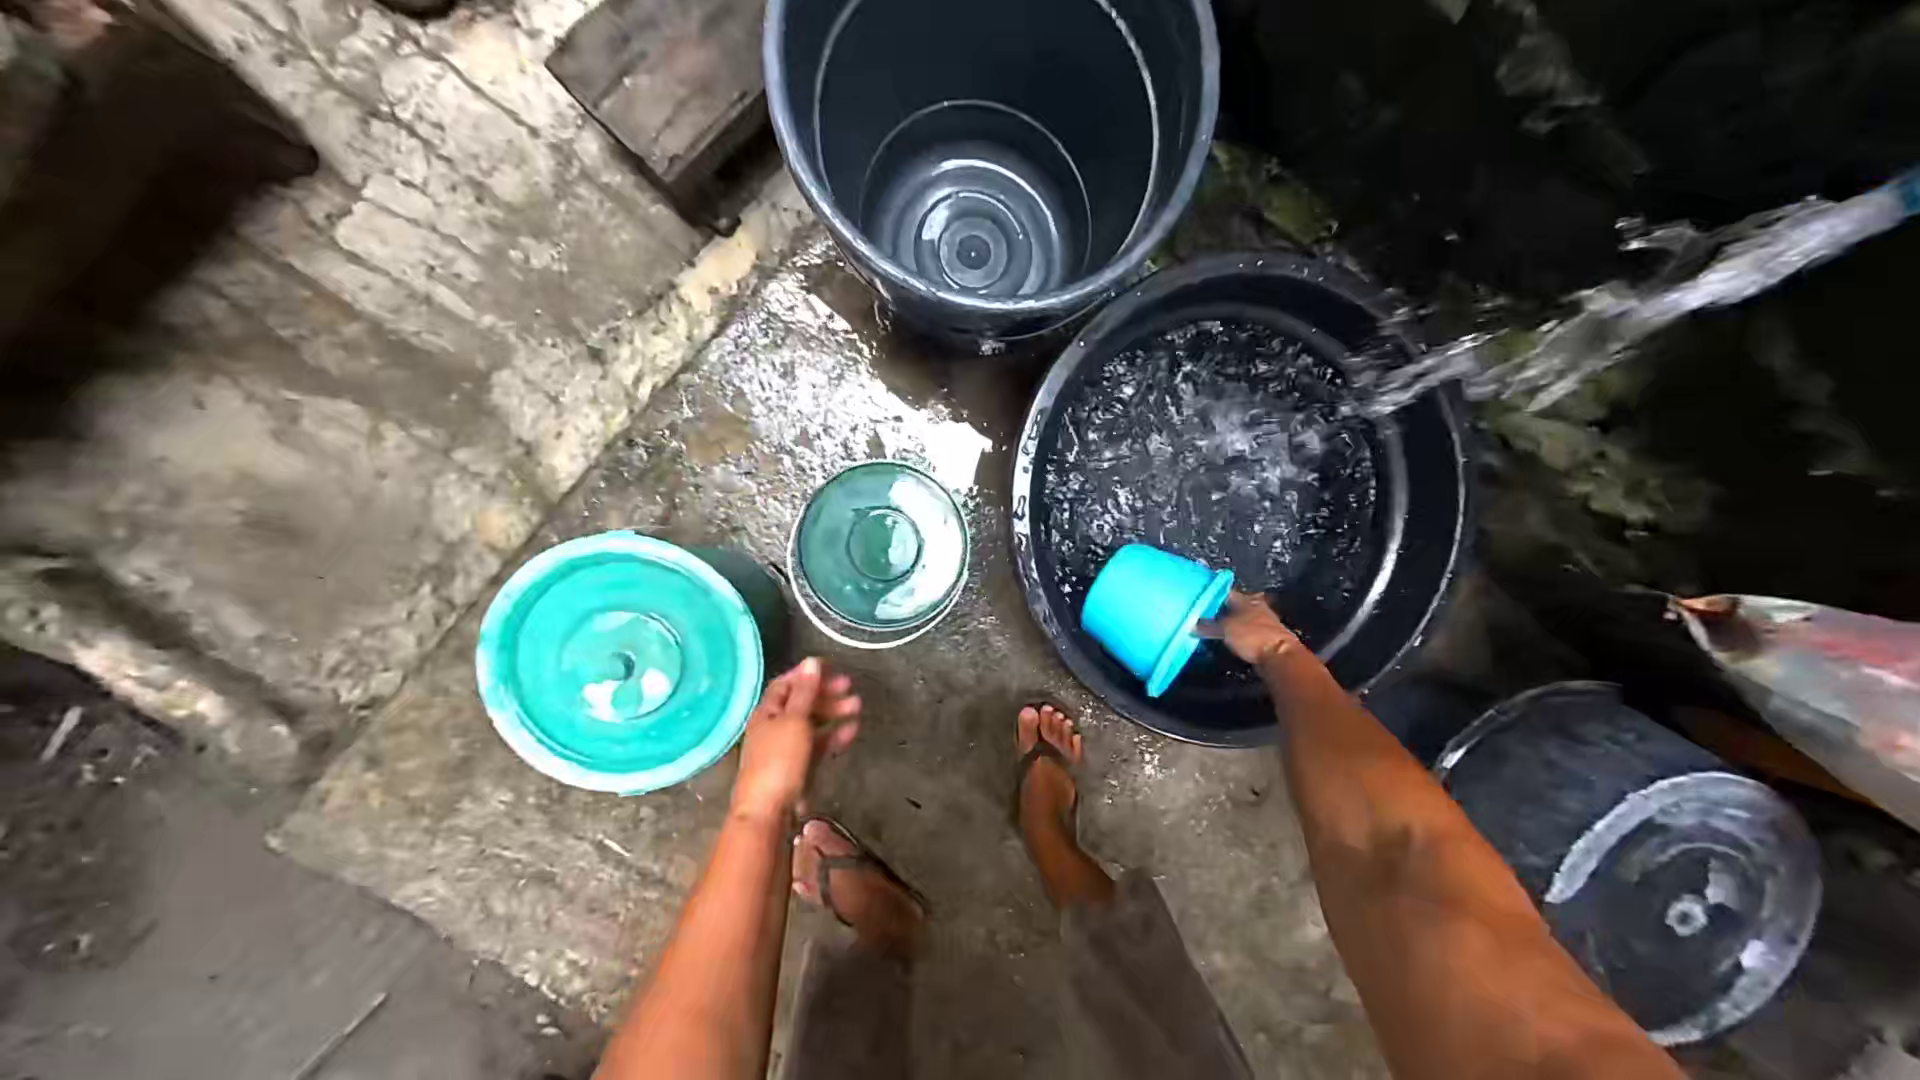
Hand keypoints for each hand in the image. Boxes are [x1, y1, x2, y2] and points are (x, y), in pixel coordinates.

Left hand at [730, 657, 860, 819]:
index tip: (831, 667)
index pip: (786, 684)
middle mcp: (774, 726)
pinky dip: (834, 735)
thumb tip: (811, 661)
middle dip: (825, 693)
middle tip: (849, 687)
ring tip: (857, 706)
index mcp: (767, 712)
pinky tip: (851, 730)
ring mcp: (787, 748)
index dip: (807, 673)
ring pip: (813, 723)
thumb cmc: (778, 761)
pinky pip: (818, 745)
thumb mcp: (794, 720)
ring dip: (834, 712)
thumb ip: (805, 691)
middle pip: (801, 702)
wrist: (768, 812)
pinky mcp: (799, 767)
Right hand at [1198, 590, 1303, 665]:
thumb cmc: (1252, 636)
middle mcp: (1255, 607)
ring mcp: (1262, 622)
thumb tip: (1190, 625)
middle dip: (1219, 609)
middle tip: (1202, 614)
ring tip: (1210, 628)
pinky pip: (1244, 632)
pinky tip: (1225, 639)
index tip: (1198, 598)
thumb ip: (1207, 626)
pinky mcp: (1264, 637)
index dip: (1210, 594)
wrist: (1279, 657)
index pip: (1224, 592)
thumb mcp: (1224, 629)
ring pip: (1239, 619)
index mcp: (1245, 600)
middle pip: (1233, 605)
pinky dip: (1234, 634)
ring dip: (1227, 623)